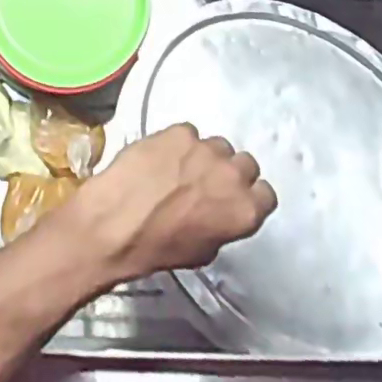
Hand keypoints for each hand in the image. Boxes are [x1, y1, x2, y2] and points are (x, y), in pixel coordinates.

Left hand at [59, 124, 276, 284]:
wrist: (115, 221)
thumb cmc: (158, 247)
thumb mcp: (203, 251)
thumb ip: (223, 224)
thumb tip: (218, 210)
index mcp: (245, 210)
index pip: (266, 194)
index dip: (250, 195)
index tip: (234, 199)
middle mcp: (233, 175)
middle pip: (245, 164)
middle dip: (229, 172)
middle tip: (206, 182)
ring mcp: (206, 148)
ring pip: (216, 145)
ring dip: (204, 155)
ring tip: (179, 168)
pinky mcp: (180, 130)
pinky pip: (187, 133)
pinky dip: (177, 143)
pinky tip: (160, 157)